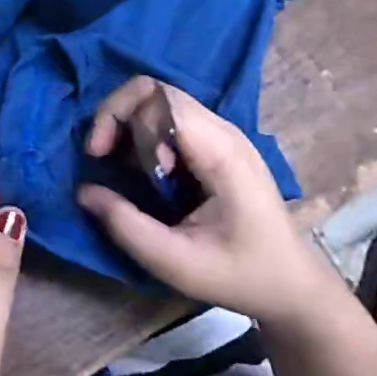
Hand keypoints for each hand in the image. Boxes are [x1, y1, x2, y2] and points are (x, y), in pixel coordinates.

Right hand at [77, 77, 345, 327]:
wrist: (292, 284)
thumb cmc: (241, 276)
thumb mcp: (177, 263)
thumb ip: (127, 226)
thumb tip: (83, 191)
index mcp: (220, 151)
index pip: (160, 98)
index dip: (119, 116)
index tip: (99, 157)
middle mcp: (222, 130)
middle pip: (157, 91)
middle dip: (118, 115)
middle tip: (101, 156)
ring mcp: (223, 133)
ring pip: (162, 101)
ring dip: (131, 125)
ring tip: (121, 166)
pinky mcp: (218, 143)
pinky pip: (172, 118)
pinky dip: (146, 134)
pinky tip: (146, 170)